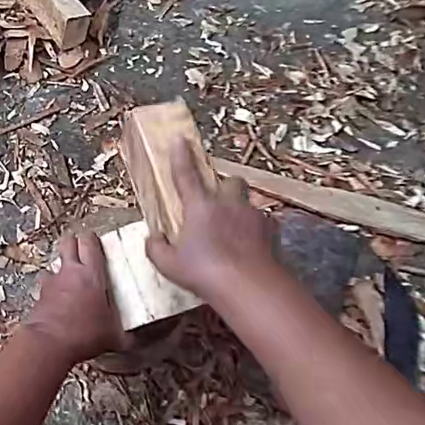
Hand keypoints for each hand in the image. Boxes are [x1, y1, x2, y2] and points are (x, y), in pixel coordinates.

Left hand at [22, 231, 129, 362]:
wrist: (48, 345)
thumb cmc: (84, 334)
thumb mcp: (113, 336)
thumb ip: (125, 334)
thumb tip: (135, 341)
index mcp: (92, 274)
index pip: (90, 243)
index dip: (91, 239)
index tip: (95, 241)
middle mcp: (70, 273)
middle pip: (67, 242)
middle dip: (72, 242)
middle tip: (80, 248)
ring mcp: (51, 283)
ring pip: (53, 264)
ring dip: (60, 268)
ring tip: (68, 278)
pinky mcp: (38, 297)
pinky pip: (44, 286)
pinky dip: (50, 290)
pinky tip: (56, 301)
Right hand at [146, 140, 281, 300]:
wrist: (249, 284)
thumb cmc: (205, 273)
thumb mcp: (169, 266)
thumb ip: (156, 249)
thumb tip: (153, 238)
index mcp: (200, 207)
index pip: (185, 175)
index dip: (181, 156)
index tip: (180, 140)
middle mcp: (227, 204)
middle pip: (229, 181)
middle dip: (224, 187)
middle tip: (218, 203)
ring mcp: (252, 214)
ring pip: (248, 201)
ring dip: (241, 209)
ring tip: (236, 229)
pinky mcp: (271, 228)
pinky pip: (263, 222)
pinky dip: (257, 229)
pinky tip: (252, 245)